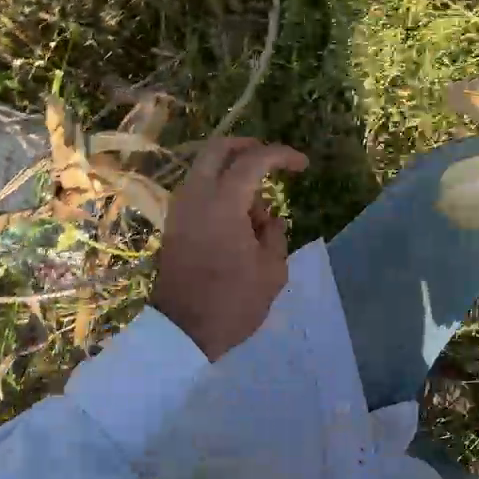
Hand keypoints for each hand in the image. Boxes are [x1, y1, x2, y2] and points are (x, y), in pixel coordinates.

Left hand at [152, 137, 308, 360]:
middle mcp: (196, 195)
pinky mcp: (174, 223)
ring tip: (258, 207)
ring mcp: (181, 207)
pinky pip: (199, 189)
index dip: (282, 155)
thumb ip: (275, 235)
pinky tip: (239, 217)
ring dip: (232, 172)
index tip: (303, 165)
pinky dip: (219, 189)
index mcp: (223, 203)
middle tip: (272, 160)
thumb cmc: (232, 302)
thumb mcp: (271, 271)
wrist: (181, 332)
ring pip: (205, 168)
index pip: (254, 160)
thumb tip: (270, 219)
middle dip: (248, 147)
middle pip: (218, 148)